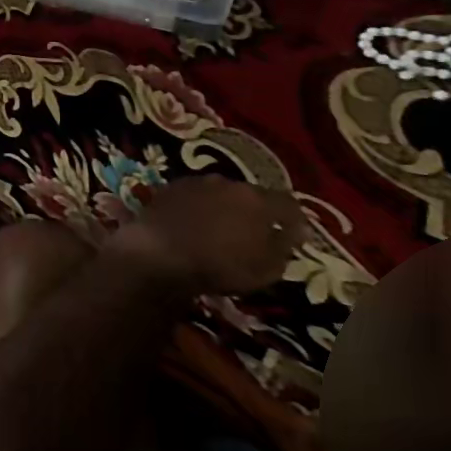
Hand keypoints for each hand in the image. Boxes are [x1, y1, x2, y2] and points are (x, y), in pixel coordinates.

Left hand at [109, 175, 307, 294]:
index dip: (293, 220)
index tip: (292, 234)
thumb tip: (293, 232)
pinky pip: (193, 196)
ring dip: (223, 206)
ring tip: (219, 227)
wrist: (157, 254)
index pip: (288, 204)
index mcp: (257, 200)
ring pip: (220, 193)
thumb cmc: (219, 265)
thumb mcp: (267, 268)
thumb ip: (284, 247)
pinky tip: (192, 222)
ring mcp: (194, 183)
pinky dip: (197, 207)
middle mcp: (227, 183)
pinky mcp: (167, 188)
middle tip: (252, 231)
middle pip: (251, 195)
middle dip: (256, 211)